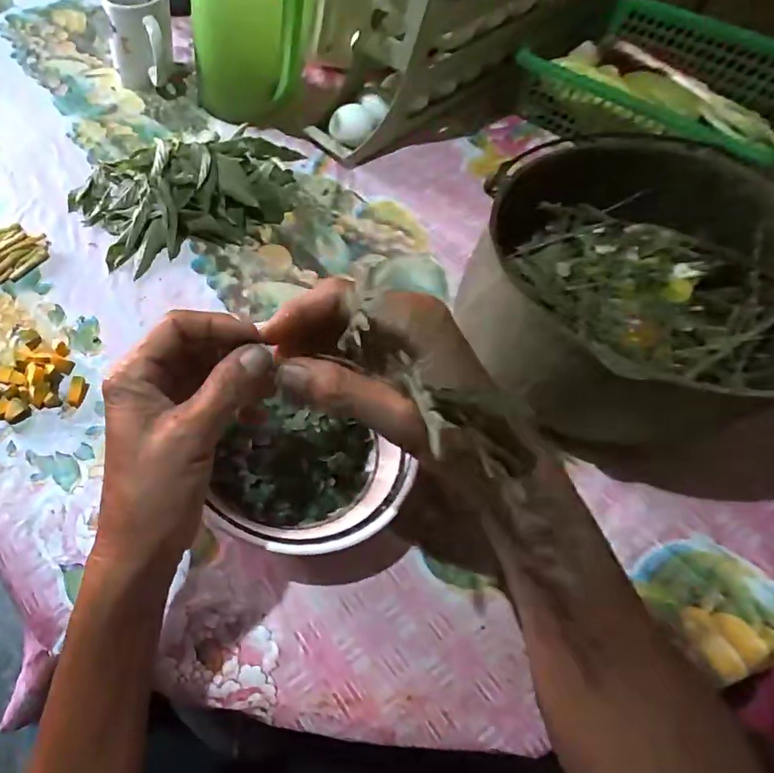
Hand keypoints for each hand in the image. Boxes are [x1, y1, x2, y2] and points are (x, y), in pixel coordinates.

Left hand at [95, 311, 276, 572]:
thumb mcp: (191, 434)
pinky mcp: (176, 424)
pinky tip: (258, 411)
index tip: (259, 339)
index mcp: (133, 374)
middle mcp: (143, 380)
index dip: (218, 325)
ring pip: (202, 370)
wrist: (140, 548)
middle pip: (191, 345)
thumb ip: (226, 388)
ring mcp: (160, 402)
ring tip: (272, 385)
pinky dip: (232, 397)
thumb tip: (262, 351)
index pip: (176, 326)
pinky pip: (207, 396)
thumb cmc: (156, 490)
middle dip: (231, 349)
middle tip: (273, 363)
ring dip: (236, 373)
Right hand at [259, 279, 539, 575]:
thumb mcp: (401, 419)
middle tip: (262, 361)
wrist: (511, 477)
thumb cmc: (465, 443)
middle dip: (297, 329)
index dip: (296, 313)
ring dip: (307, 345)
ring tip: (274, 373)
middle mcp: (409, 316)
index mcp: (412, 318)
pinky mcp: (402, 359)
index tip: (262, 342)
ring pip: (342, 328)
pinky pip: (352, 348)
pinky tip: (304, 381)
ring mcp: (406, 337)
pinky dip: (324, 360)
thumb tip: (281, 370)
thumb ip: (341, 390)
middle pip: (337, 307)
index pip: (339, 295)